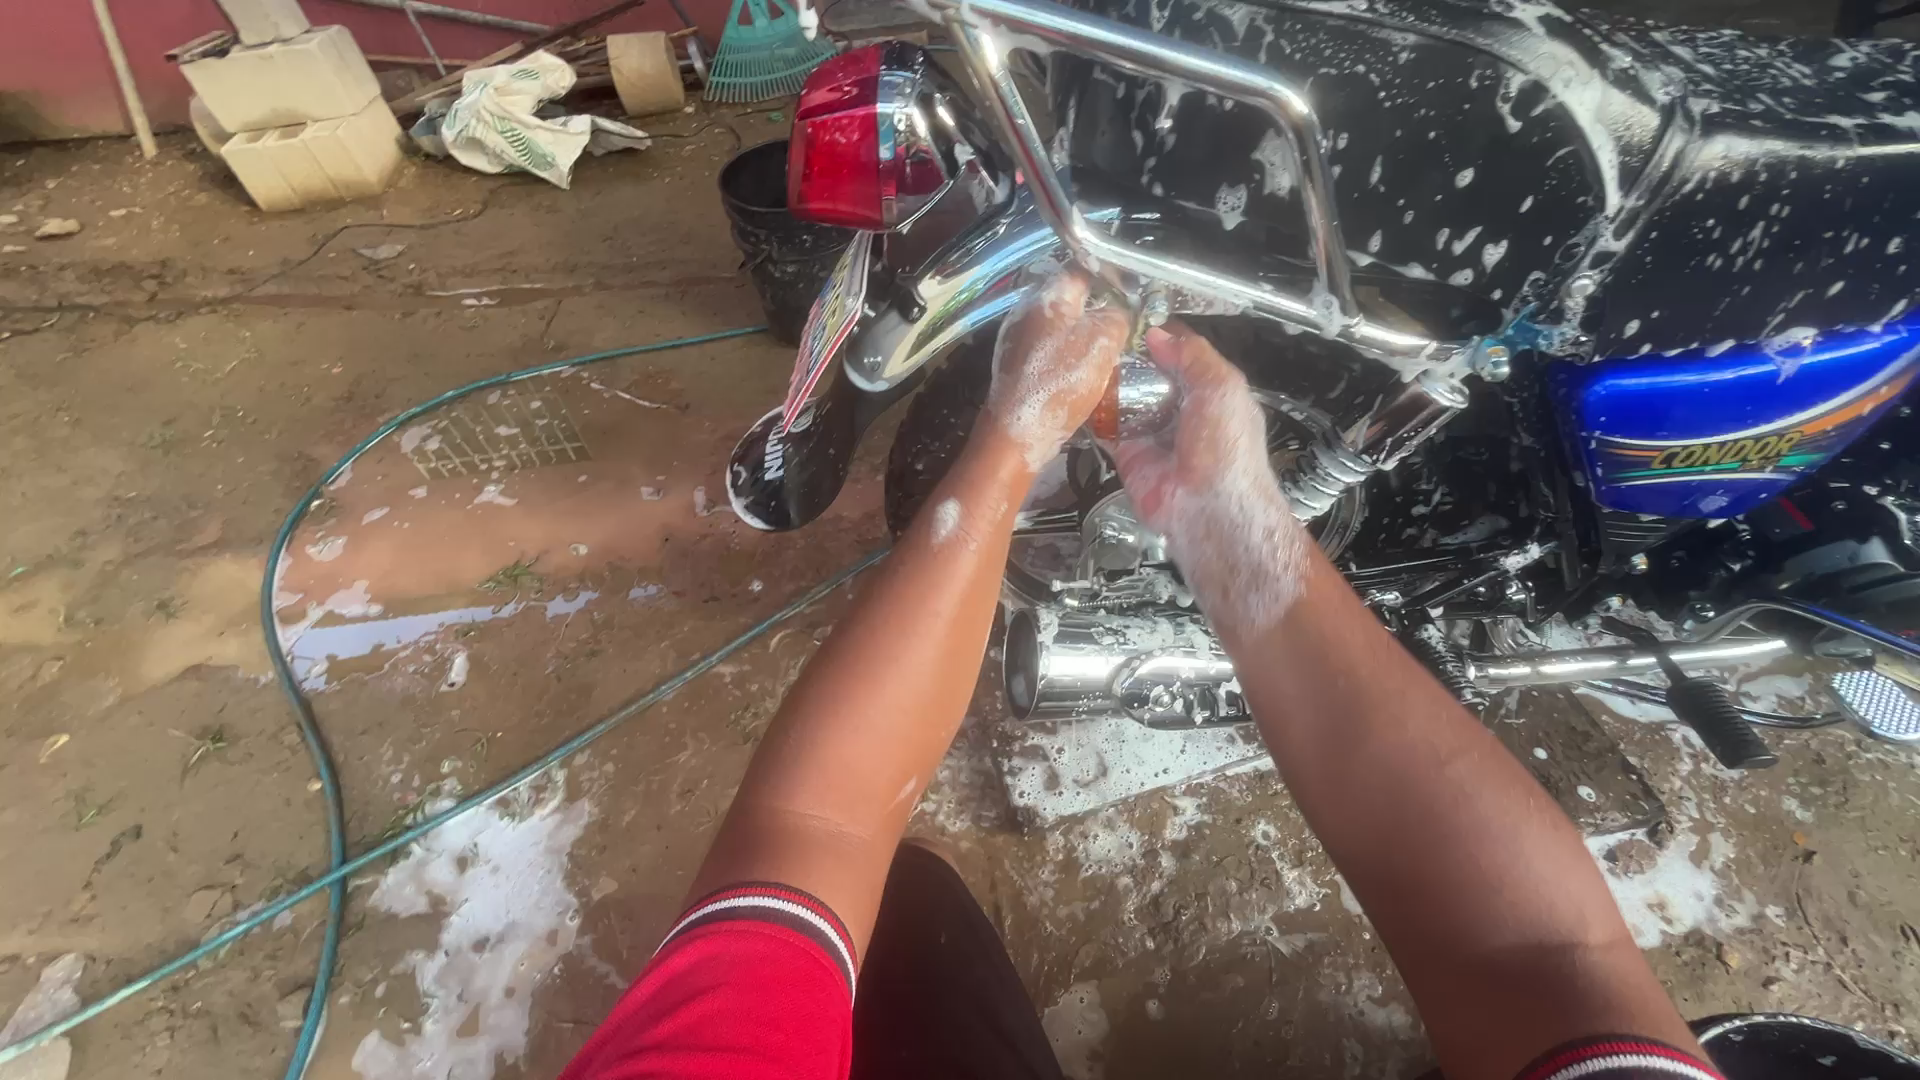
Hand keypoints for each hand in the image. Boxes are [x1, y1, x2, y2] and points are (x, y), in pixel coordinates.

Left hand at [985, 269, 1129, 470]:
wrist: (1016, 433)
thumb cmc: (1058, 383)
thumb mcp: (1101, 343)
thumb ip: (1117, 317)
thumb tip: (1120, 310)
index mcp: (1044, 297)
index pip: (1080, 270)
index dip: (1108, 278)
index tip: (1129, 295)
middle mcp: (1025, 312)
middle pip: (1069, 301)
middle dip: (1097, 312)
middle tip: (1121, 328)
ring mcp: (1017, 340)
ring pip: (1061, 328)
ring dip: (1084, 338)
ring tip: (1107, 353)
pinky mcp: (1016, 366)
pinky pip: (1050, 352)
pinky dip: (1068, 358)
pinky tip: (1082, 374)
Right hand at [1110, 322, 1308, 642]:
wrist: (1206, 507)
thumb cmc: (1224, 446)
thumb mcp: (1222, 386)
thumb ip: (1193, 356)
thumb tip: (1159, 334)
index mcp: (1209, 392)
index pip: (1180, 356)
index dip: (1159, 339)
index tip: (1131, 321)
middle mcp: (1178, 410)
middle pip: (1148, 376)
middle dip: (1128, 360)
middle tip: (1099, 337)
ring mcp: (1151, 432)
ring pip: (1125, 399)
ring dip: (1108, 383)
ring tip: (1084, 357)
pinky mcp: (1126, 454)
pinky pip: (1107, 428)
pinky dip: (1093, 413)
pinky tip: (1078, 391)